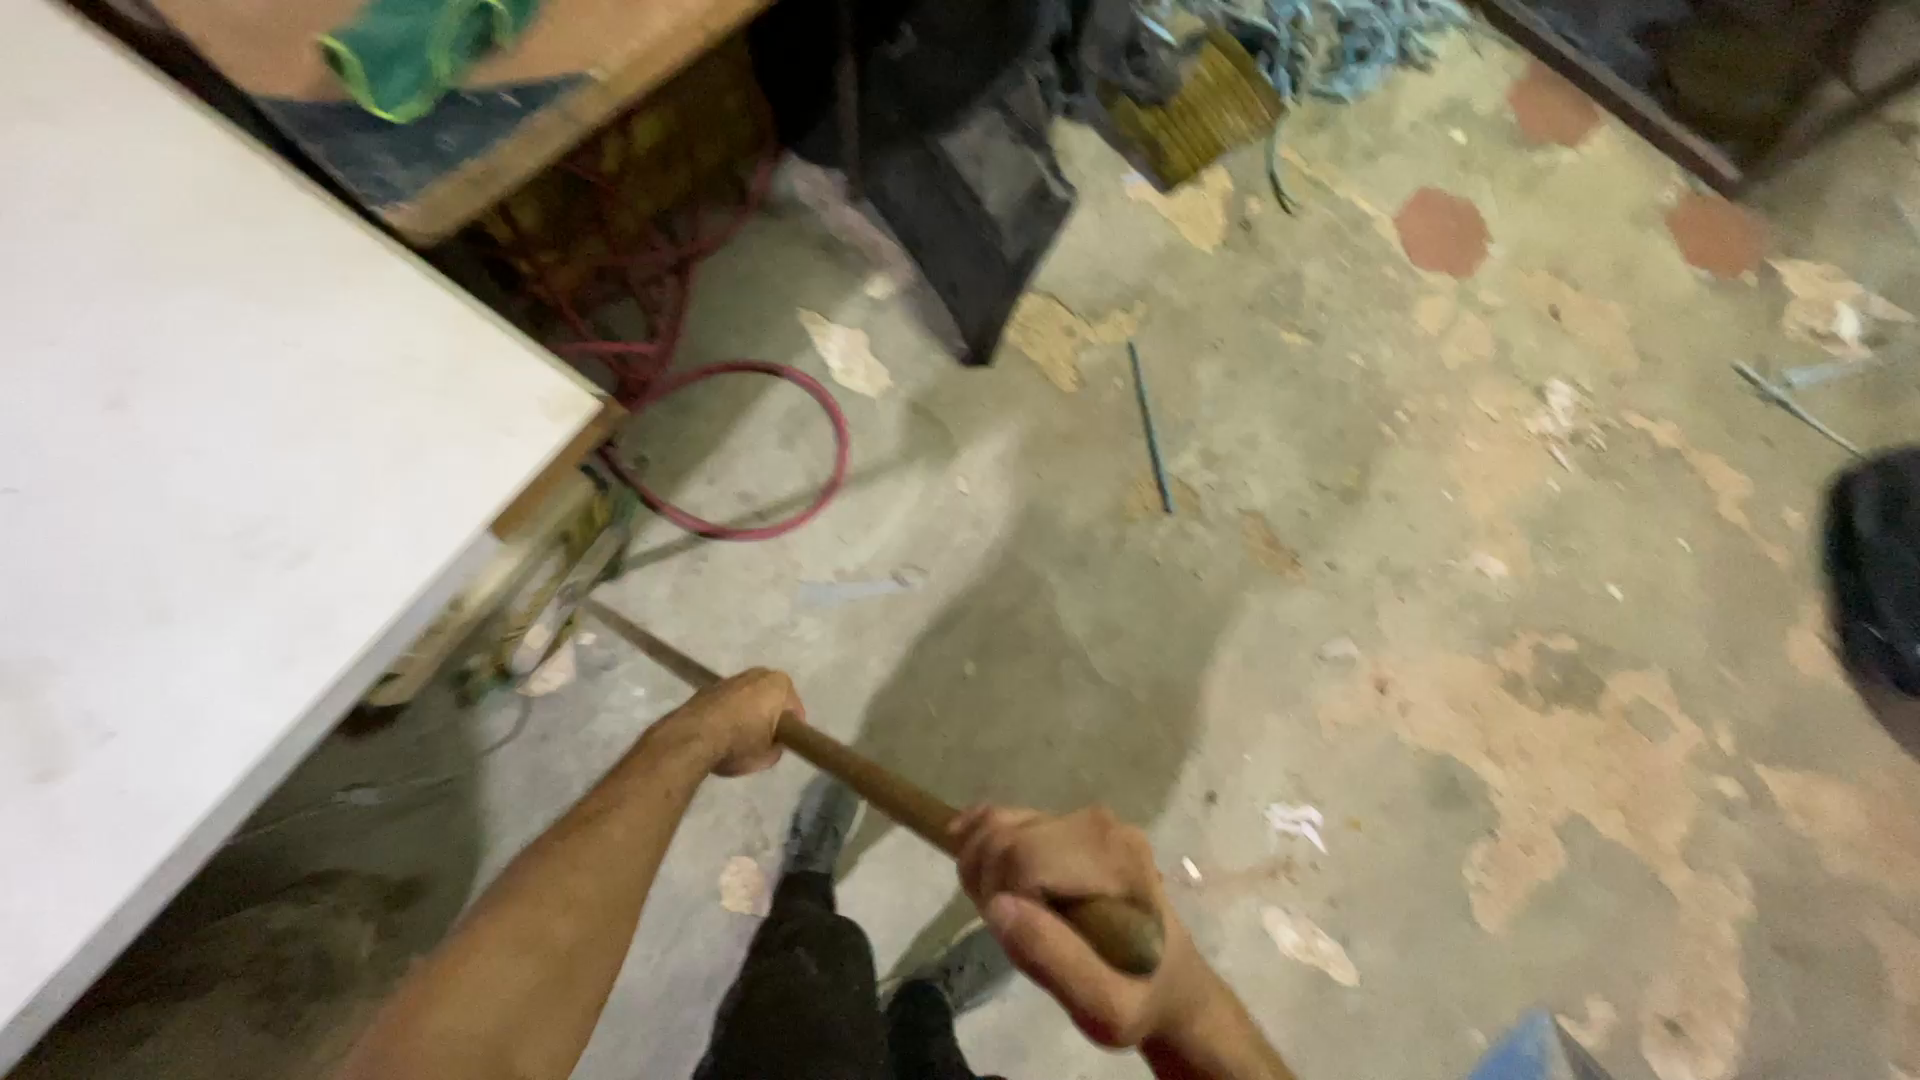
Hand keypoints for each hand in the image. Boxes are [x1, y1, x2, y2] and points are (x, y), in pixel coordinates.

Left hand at [661, 668, 801, 776]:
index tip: (779, 746)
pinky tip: (719, 733)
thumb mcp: (768, 757)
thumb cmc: (739, 743)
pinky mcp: (708, 686)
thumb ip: (777, 748)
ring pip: (748, 698)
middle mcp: (758, 673)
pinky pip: (727, 702)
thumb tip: (771, 745)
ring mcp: (731, 677)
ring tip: (737, 739)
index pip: (794, 712)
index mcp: (780, 684)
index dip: (789, 732)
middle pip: (771, 700)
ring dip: (747, 714)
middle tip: (761, 743)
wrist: (692, 738)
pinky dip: (727, 713)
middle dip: (768, 717)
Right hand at [949, 804, 1216, 1048]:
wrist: (1172, 982)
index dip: (998, 894)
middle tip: (999, 925)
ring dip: (982, 863)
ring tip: (1000, 908)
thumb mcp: (1105, 1008)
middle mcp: (1101, 827)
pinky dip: (983, 836)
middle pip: (1009, 835)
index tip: (1006, 935)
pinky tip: (969, 855)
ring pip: (1004, 821)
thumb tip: (998, 905)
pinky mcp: (1073, 823)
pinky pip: (1012, 817)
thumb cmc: (1139, 997)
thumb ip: (1054, 959)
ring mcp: (1088, 820)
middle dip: (986, 879)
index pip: (1023, 856)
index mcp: (1114, 863)